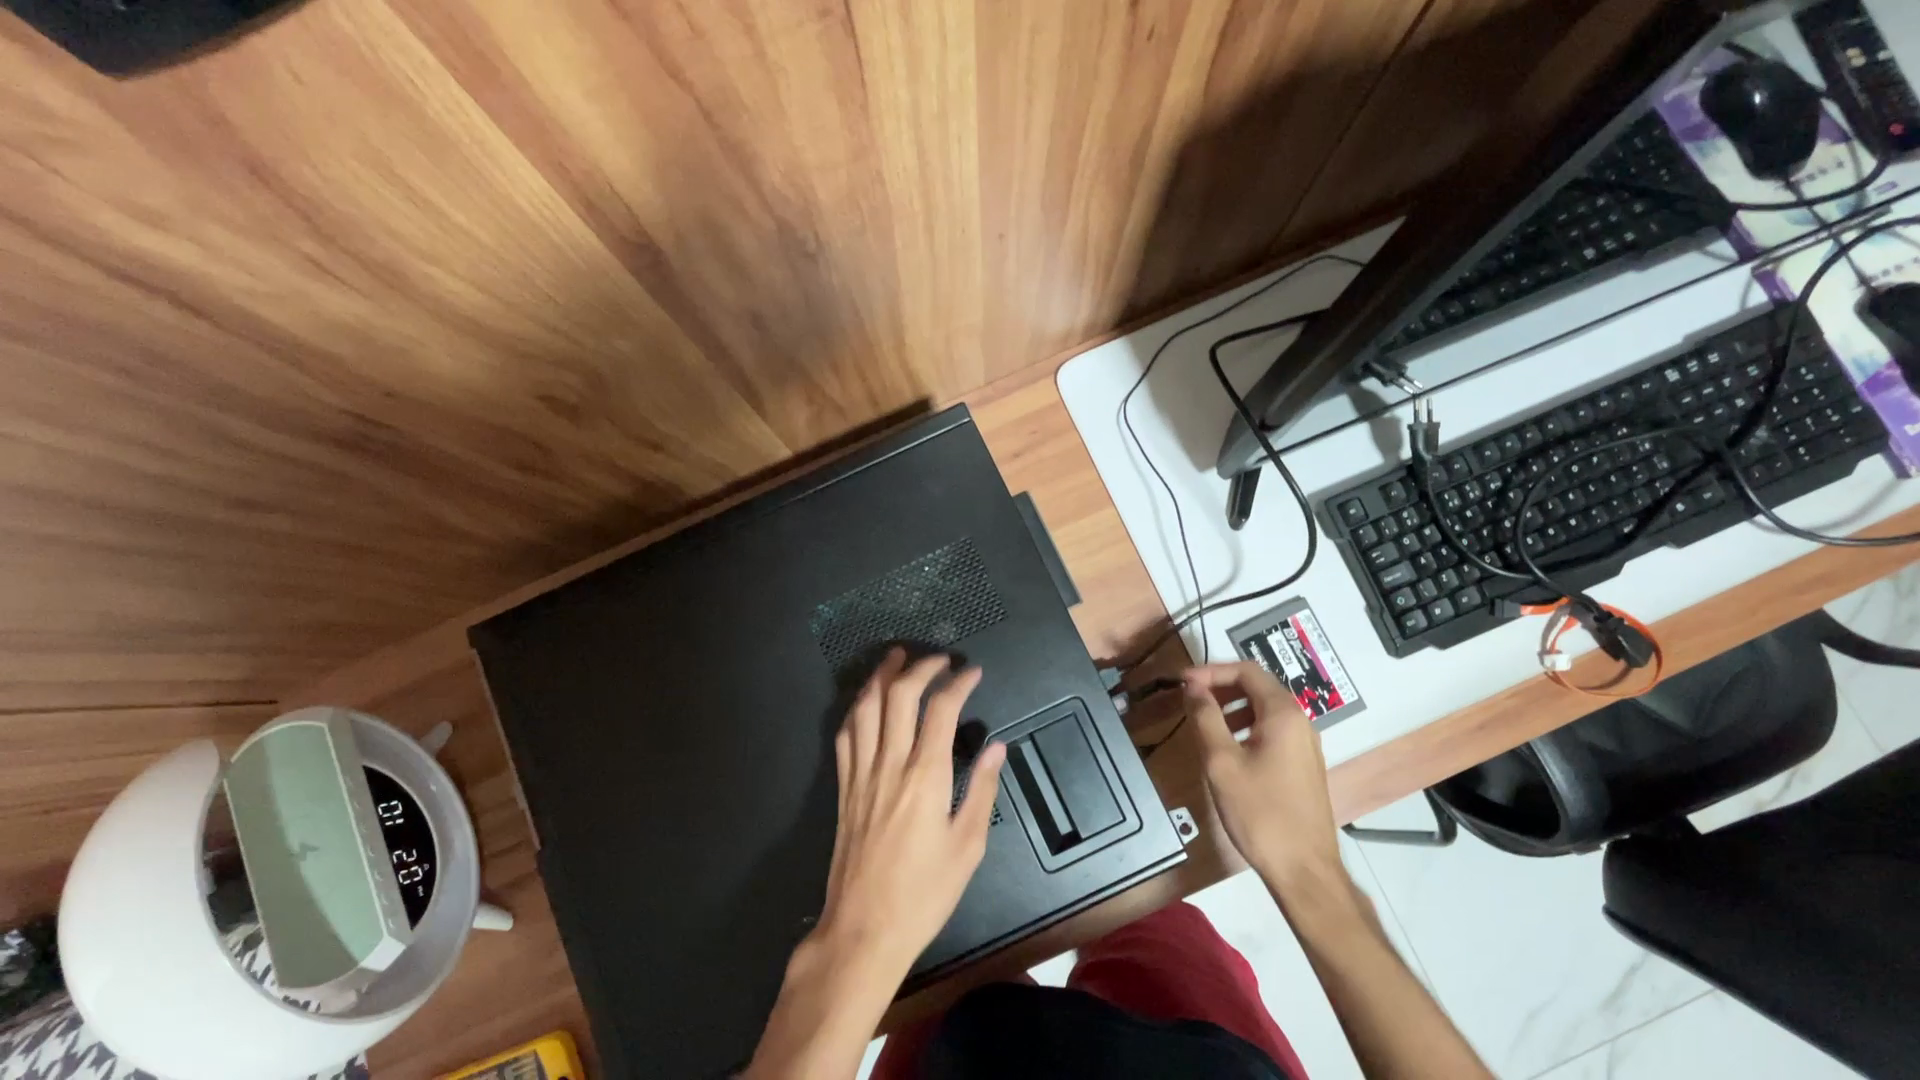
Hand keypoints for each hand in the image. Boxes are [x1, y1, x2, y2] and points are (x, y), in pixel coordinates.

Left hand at [814, 649, 1006, 981]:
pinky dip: (857, 708)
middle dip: (919, 667)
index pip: (940, 709)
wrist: (864, 928)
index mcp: (925, 777)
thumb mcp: (968, 846)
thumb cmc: (925, 893)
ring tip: (897, 658)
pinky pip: (846, 735)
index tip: (972, 671)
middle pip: (898, 696)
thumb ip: (982, 790)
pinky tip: (865, 701)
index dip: (957, 682)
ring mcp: (860, 775)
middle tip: (938, 659)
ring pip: (864, 708)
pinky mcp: (843, 789)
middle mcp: (889, 765)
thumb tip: (996, 746)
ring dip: (881, 677)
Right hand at [1184, 662, 1343, 892]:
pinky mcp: (1304, 765)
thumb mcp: (1221, 762)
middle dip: (1221, 687)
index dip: (1211, 671)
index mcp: (1283, 714)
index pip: (1246, 671)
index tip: (1182, 682)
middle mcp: (1301, 721)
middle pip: (1258, 687)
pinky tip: (1227, 750)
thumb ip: (1206, 718)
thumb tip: (1193, 687)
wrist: (1303, 868)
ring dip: (1232, 707)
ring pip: (1265, 709)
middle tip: (1189, 699)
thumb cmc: (1259, 812)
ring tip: (1203, 723)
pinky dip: (1247, 727)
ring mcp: (1306, 744)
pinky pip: (1273, 730)